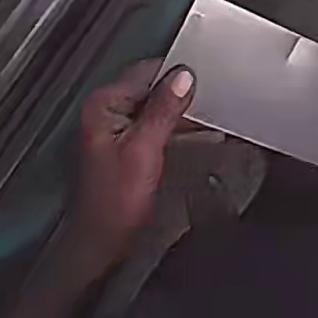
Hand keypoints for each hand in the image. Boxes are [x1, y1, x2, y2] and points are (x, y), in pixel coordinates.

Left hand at [60, 60, 195, 283]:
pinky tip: (203, 133)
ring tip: (214, 113)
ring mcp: (117, 128)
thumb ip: (164, 110)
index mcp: (104, 105)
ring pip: (157, 107)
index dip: (176, 73)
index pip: (145, 72)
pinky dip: (178, 127)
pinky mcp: (128, 144)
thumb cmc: (115, 202)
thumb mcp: (145, 149)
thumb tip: (183, 76)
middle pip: (151, 88)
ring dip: (184, 111)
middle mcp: (107, 111)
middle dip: (182, 92)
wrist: (102, 245)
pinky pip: (157, 125)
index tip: (206, 75)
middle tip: (215, 93)